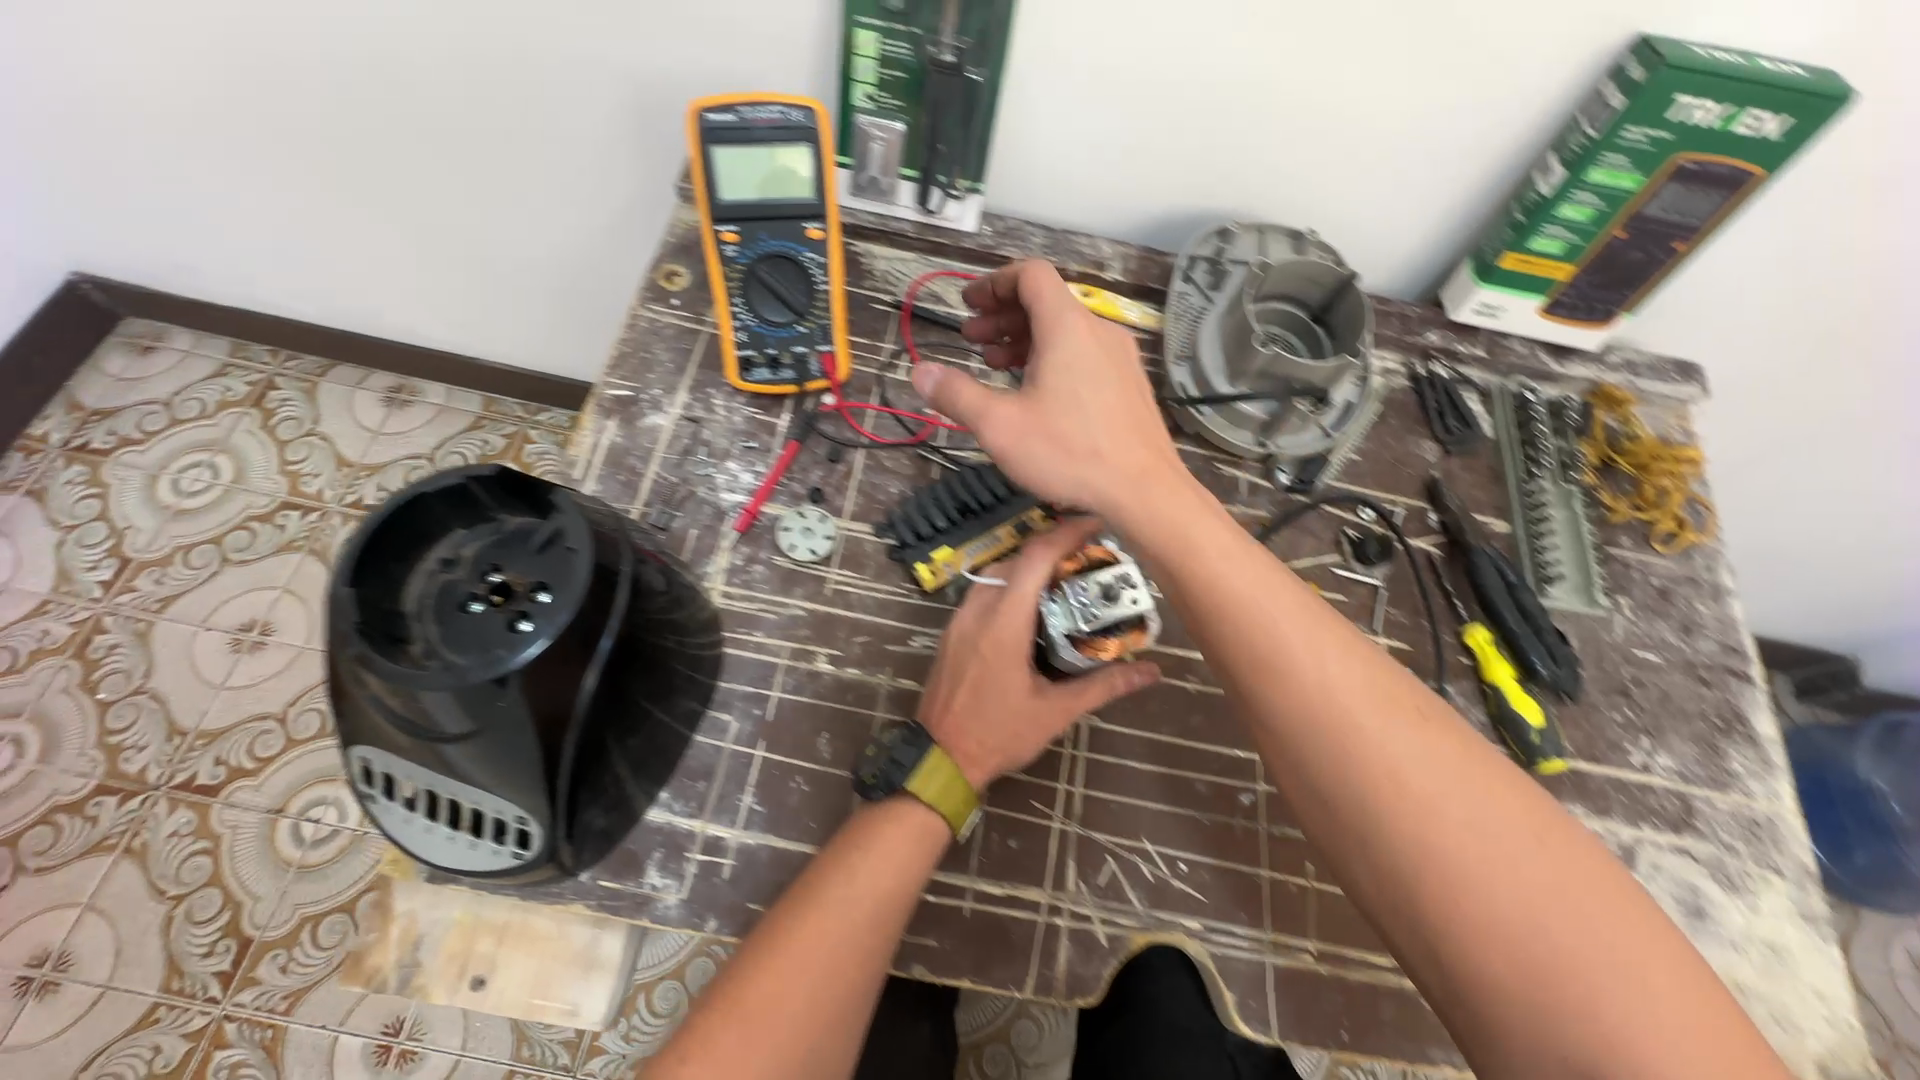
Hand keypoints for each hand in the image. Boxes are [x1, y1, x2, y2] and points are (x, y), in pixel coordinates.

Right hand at [910, 260, 1185, 519]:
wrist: (1145, 491)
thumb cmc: (1070, 453)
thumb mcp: (1000, 426)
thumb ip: (956, 395)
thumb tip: (920, 372)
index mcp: (1066, 326)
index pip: (1030, 274)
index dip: (994, 283)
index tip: (969, 305)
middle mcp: (1098, 330)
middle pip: (1046, 301)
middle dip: (1003, 315)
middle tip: (973, 340)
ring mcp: (1119, 357)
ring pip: (1066, 329)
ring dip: (1026, 338)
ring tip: (998, 366)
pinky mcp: (1129, 383)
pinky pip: (1085, 352)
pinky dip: (1053, 357)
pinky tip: (1036, 393)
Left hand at [916, 517, 1160, 789]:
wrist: (939, 759)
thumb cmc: (997, 734)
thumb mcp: (1055, 712)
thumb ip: (1103, 686)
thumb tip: (1151, 671)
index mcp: (1004, 622)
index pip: (1036, 557)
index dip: (1066, 533)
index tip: (1095, 524)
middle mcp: (978, 610)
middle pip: (1015, 559)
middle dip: (1051, 548)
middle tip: (1087, 558)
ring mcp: (959, 620)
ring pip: (995, 574)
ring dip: (1028, 567)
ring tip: (1063, 579)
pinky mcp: (951, 633)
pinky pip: (982, 593)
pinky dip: (1009, 586)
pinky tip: (1031, 608)